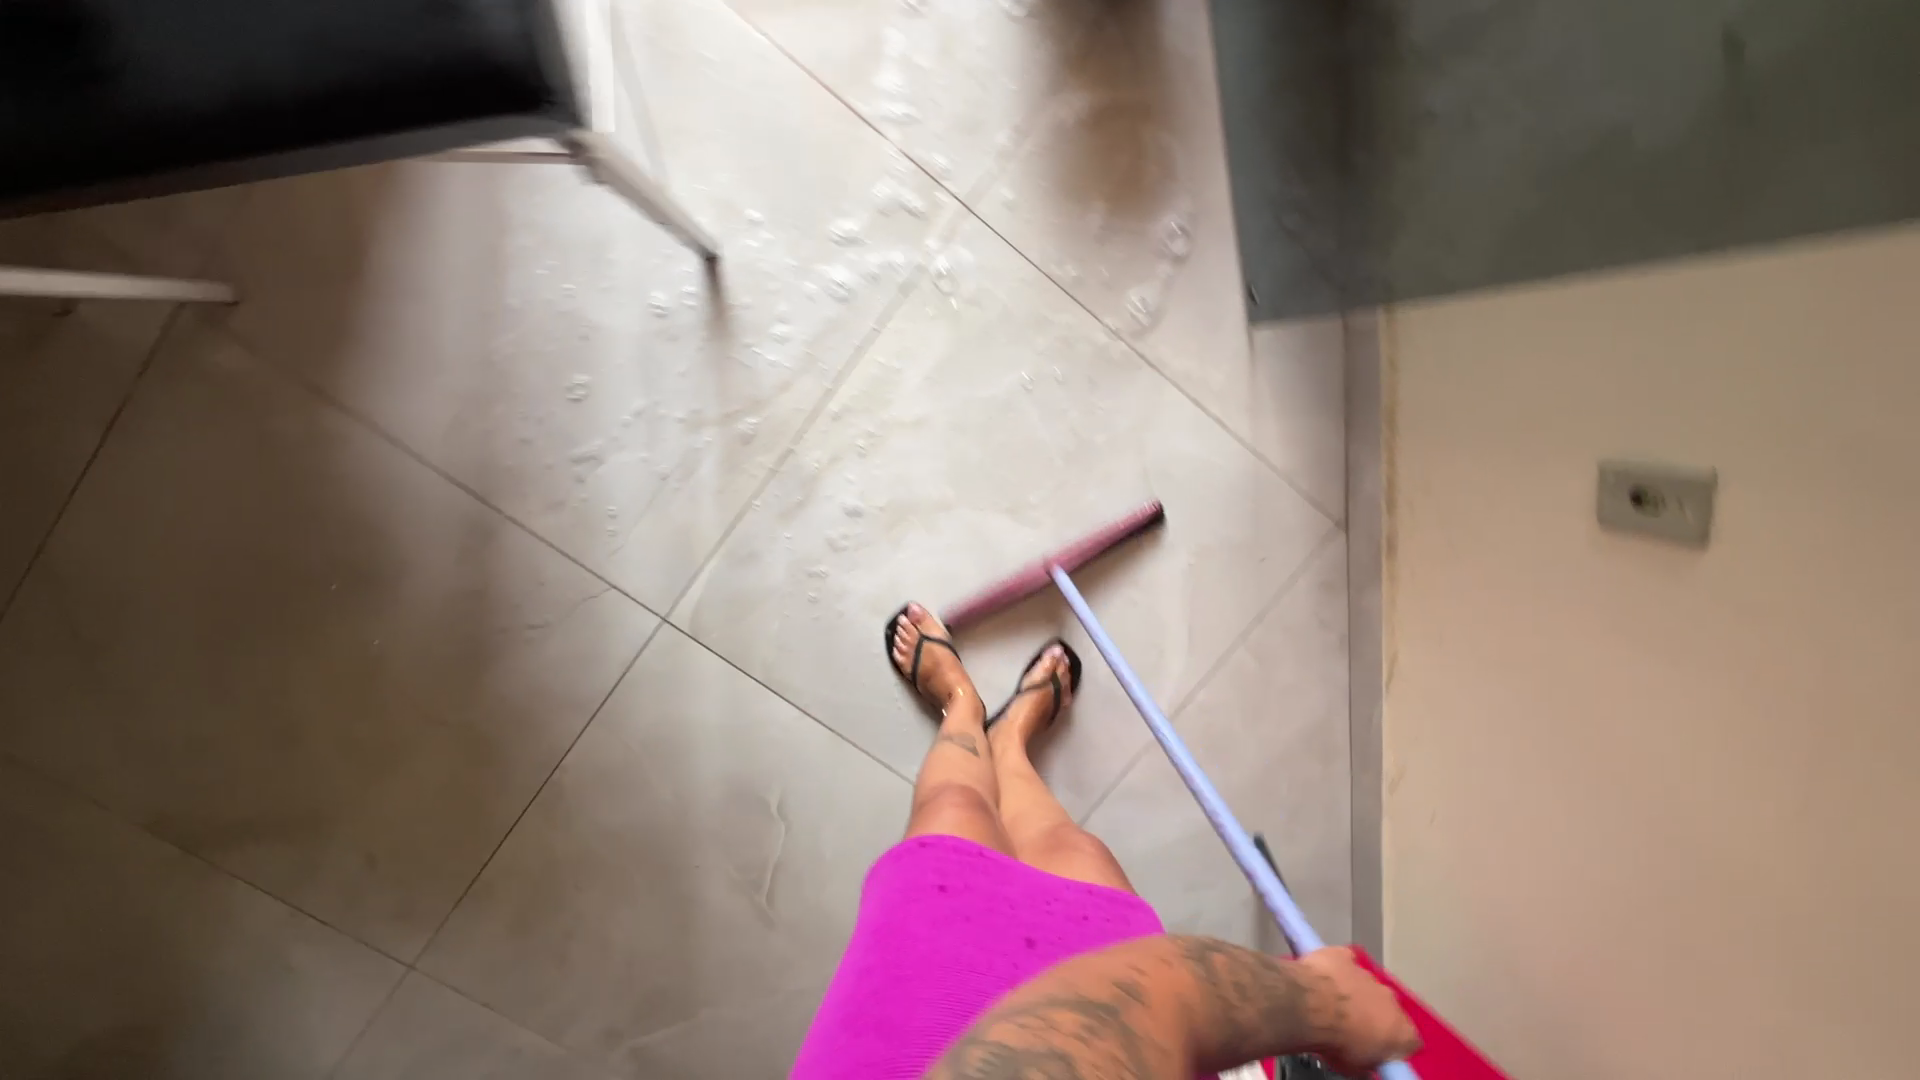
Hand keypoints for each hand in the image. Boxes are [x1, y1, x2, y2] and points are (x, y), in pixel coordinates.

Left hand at [1297, 947, 1421, 1074]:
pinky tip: (1326, 974)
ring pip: (1366, 983)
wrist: (1311, 1005)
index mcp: (1403, 1031)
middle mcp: (1391, 999)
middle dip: (1374, 1013)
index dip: (1395, 1044)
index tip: (1379, 1047)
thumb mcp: (1357, 1067)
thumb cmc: (1337, 1042)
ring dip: (1355, 990)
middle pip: (1387, 1008)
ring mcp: (1367, 974)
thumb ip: (1370, 1061)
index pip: (1409, 1041)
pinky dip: (1338, 966)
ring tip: (1333, 999)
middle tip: (1353, 1022)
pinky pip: (1344, 960)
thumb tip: (1366, 1059)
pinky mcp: (1343, 955)